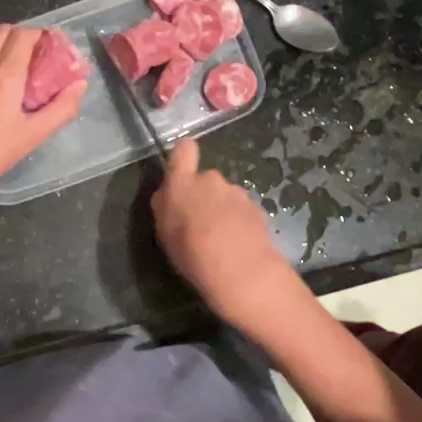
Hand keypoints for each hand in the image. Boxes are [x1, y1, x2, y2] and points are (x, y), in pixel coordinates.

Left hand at [0, 24, 86, 205]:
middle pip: (3, 31)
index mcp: (4, 73)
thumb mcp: (32, 136)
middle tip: (35, 57)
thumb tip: (79, 86)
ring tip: (14, 67)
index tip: (52, 48)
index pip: (24, 34)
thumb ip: (61, 109)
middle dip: (22, 36)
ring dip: (2, 44)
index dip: (41, 35)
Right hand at [151, 138, 297, 320]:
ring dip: (222, 210)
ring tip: (220, 240)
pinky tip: (238, 245)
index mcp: (183, 183)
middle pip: (205, 179)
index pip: (183, 150)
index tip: (181, 173)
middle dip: (203, 196)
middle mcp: (211, 180)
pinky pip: (242, 210)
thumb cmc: (192, 253)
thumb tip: (167, 194)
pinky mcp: (257, 208)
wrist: (241, 271)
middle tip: (199, 225)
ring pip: (225, 196)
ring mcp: (237, 193)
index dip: (183, 156)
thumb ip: (165, 207)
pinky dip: (239, 222)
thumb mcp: (164, 234)